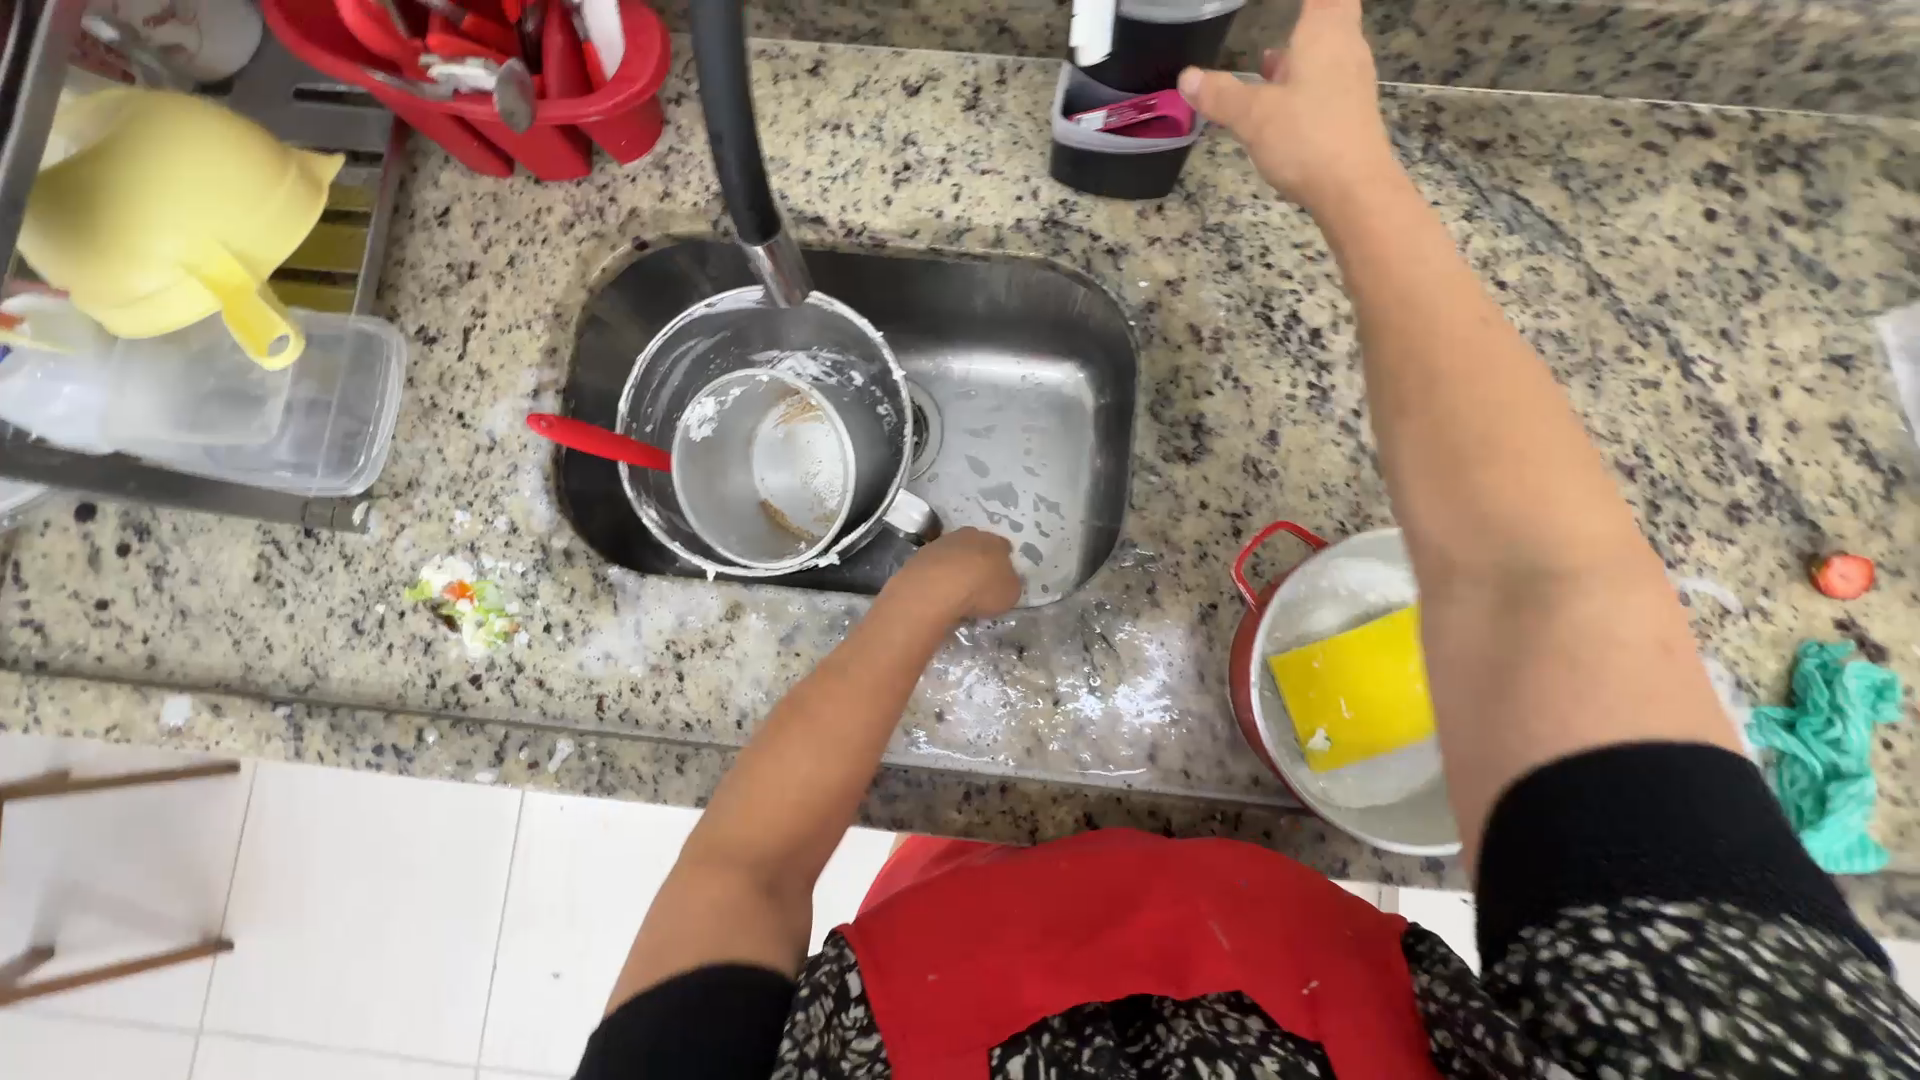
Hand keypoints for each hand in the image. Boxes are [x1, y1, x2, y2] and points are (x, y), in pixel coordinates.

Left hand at [888, 527, 1021, 620]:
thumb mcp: (1010, 594)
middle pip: (976, 544)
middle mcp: (969, 536)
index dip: (1003, 560)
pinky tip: (937, 589)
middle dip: (978, 558)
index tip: (1001, 575)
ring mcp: (942, 542)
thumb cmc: (981, 589)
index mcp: (995, 542)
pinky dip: (937, 574)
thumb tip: (1006, 581)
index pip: (1003, 546)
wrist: (937, 587)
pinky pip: (934, 564)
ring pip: (953, 551)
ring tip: (955, 587)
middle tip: (978, 579)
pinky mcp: (920, 555)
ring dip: (955, 565)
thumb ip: (1010, 584)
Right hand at [1178, 0, 1398, 214]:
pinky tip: (1281, 101)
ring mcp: (1352, 80)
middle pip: (1331, 13)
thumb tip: (1187, 77)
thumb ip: (1221, 95)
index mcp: (1325, 33)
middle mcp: (1346, 47)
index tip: (1283, 6)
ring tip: (1269, 60)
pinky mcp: (1350, 111)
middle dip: (1305, 15)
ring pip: (1327, 49)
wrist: (1353, 189)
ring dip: (1300, 52)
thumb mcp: (1253, 116)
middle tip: (1281, 21)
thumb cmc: (1306, 139)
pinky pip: (1325, 80)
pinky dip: (1303, 81)